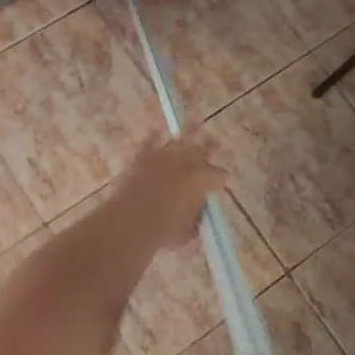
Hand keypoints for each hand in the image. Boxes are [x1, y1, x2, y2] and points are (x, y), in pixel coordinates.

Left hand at [104, 134, 224, 251]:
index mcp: (204, 179)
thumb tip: (195, 221)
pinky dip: (154, 136)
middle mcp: (187, 162)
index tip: (222, 182)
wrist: (132, 220)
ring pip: (180, 139)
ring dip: (188, 133)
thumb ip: (194, 221)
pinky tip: (156, 129)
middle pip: (202, 151)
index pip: (219, 175)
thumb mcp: (186, 232)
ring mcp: (164, 156)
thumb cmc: (165, 230)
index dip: (221, 179)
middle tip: (215, 144)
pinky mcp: (144, 156)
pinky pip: (151, 141)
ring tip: (194, 122)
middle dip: (209, 148)